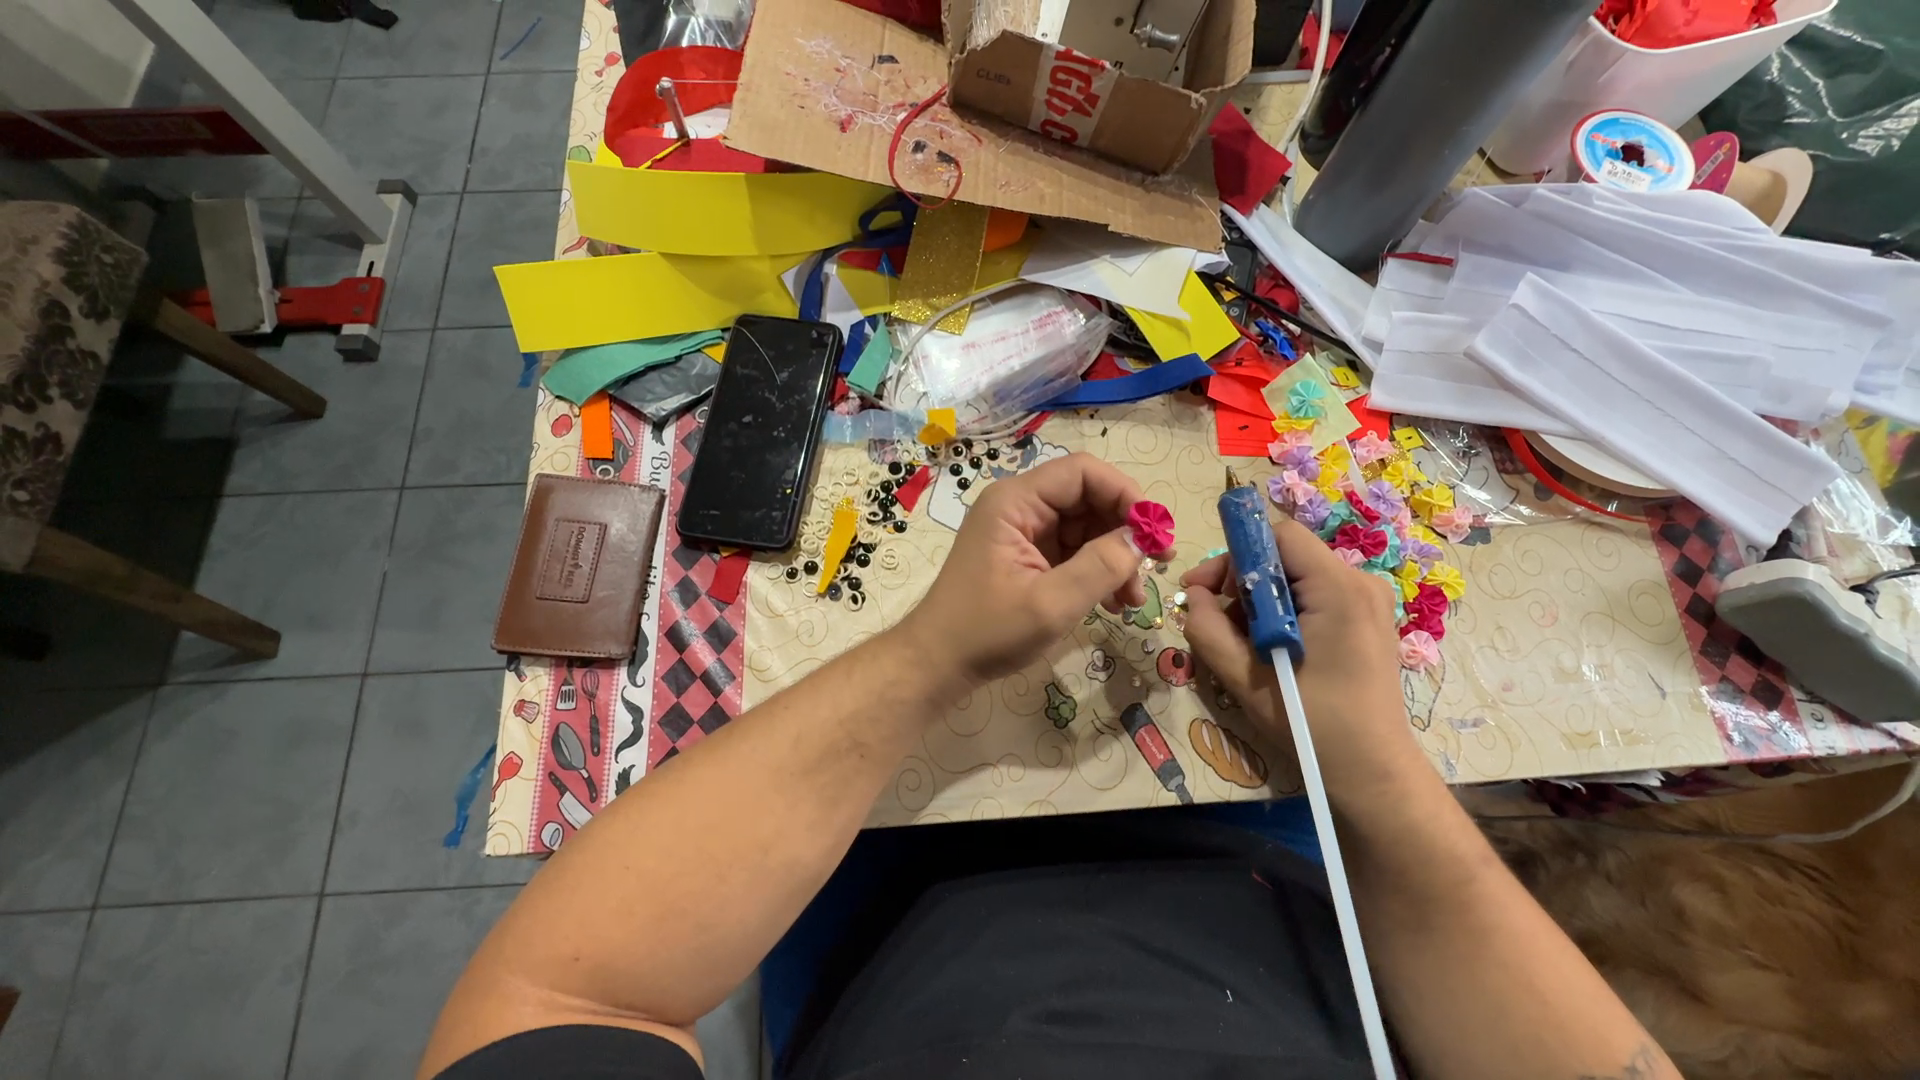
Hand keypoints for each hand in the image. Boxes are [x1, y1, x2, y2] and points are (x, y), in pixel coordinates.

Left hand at [899, 453, 1166, 688]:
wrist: (939, 663)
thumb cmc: (987, 632)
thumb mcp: (1050, 603)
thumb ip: (1100, 567)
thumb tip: (1142, 539)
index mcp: (1015, 502)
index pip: (1083, 472)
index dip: (1124, 494)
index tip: (1154, 532)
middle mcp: (1020, 508)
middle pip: (1089, 498)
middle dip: (1125, 530)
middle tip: (1157, 567)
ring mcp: (1024, 533)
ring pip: (1087, 526)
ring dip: (1117, 557)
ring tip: (1133, 599)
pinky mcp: (1029, 557)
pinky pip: (1076, 551)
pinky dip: (1099, 571)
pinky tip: (1115, 603)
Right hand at [1180, 517, 1431, 811]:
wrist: (1372, 770)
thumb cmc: (1311, 722)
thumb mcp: (1245, 678)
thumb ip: (1209, 629)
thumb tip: (1193, 596)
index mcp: (1338, 589)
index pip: (1278, 535)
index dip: (1235, 554)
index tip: (1206, 590)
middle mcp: (1360, 583)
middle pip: (1285, 555)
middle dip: (1242, 581)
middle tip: (1213, 618)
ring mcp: (1368, 601)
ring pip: (1296, 576)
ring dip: (1259, 600)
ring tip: (1240, 641)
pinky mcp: (1367, 619)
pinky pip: (1313, 595)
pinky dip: (1282, 611)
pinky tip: (1269, 647)